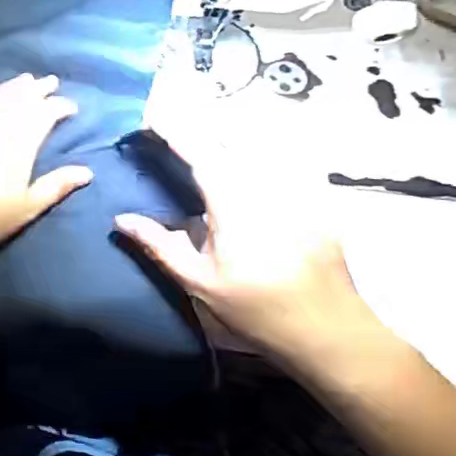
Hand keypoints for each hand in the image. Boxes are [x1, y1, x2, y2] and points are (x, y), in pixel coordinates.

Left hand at [0, 74, 91, 268]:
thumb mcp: (24, 209)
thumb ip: (55, 187)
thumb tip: (87, 172)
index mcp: (14, 148)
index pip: (41, 116)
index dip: (58, 108)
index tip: (71, 108)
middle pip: (16, 101)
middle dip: (36, 90)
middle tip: (51, 82)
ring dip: (9, 87)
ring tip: (25, 80)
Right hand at [112, 122, 400, 381]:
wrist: (333, 335)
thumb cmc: (259, 312)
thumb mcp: (200, 283)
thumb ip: (160, 246)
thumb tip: (121, 219)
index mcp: (239, 211)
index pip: (205, 159)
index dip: (178, 135)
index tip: (152, 120)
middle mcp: (273, 194)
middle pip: (234, 146)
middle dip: (200, 127)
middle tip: (169, 121)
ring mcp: (301, 197)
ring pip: (261, 152)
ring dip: (228, 136)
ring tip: (200, 130)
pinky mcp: (317, 205)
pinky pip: (282, 166)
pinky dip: (256, 154)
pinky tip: (244, 156)